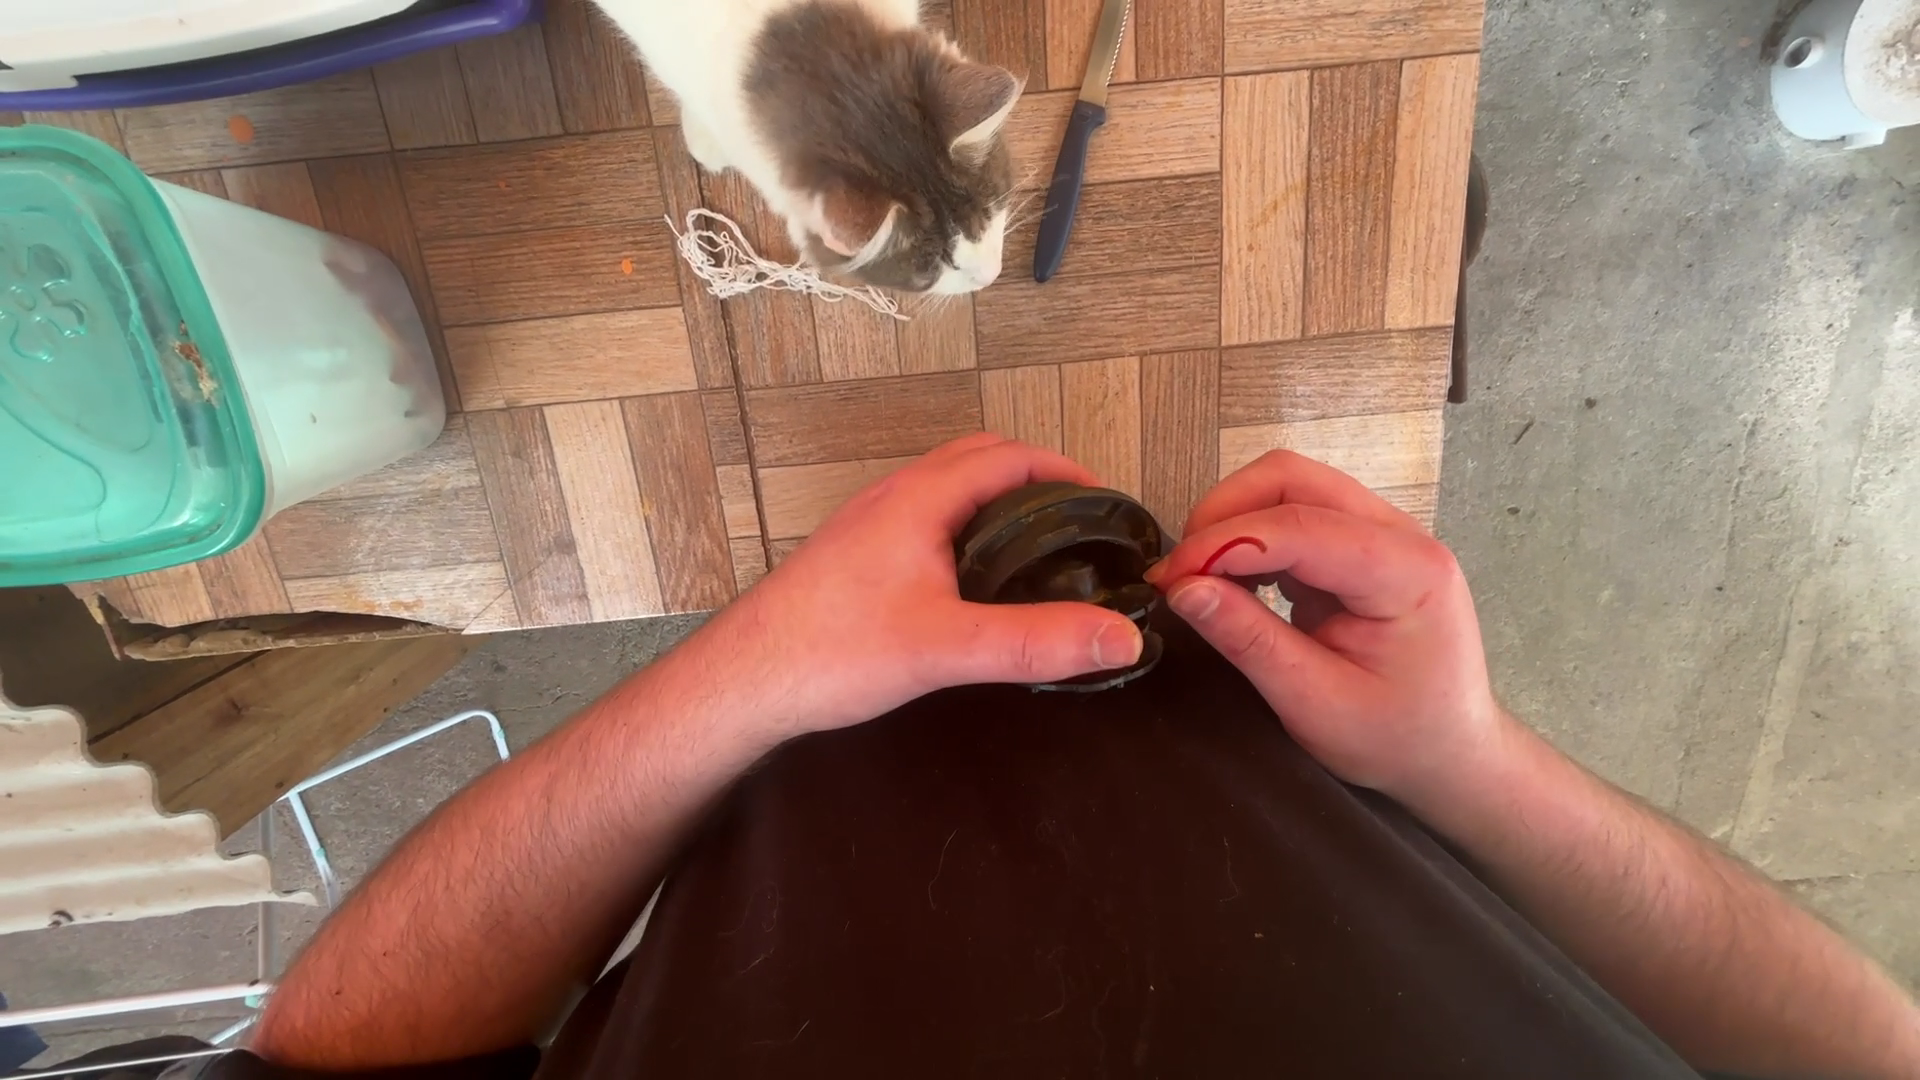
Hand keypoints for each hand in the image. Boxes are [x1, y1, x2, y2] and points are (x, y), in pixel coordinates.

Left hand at [695, 434, 1143, 736]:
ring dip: (994, 499)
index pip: (1007, 456)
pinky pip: (923, 517)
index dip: (1062, 470)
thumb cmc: (833, 652)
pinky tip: (969, 576)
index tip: (1101, 502)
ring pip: (946, 489)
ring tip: (1032, 545)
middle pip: (977, 460)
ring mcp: (869, 522)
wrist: (743, 680)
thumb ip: (1036, 640)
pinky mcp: (855, 553)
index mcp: (919, 498)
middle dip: (1032, 478)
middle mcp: (892, 496)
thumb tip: (1121, 636)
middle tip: (1073, 520)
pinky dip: (962, 525)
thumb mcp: (947, 647)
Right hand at [1145, 450, 1510, 805]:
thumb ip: (1247, 639)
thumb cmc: (1392, 737)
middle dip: (1221, 513)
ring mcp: (1378, 531)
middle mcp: (1398, 533)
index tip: (1168, 580)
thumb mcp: (1313, 701)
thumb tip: (1180, 589)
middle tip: (1180, 570)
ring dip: (1230, 520)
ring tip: (1200, 576)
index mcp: (1404, 572)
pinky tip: (1232, 579)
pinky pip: (1289, 512)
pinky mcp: (1356, 542)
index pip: (1296, 526)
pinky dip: (1247, 535)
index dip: (1221, 543)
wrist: (1448, 752)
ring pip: (1285, 485)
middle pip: (1289, 478)